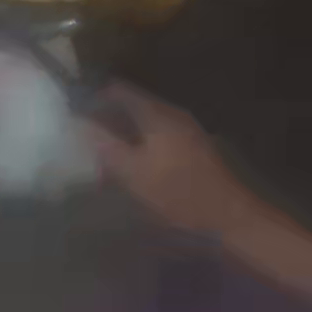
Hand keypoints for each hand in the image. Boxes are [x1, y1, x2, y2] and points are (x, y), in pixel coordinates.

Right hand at [84, 87, 260, 236]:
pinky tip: (130, 164)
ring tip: (103, 153)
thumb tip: (77, 120)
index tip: (75, 111)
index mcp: (157, 113)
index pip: (118, 89)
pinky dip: (138, 142)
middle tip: (85, 135)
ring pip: (143, 121)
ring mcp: (185, 130)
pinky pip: (156, 134)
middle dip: (106, 116)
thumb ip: (103, 143)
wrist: (235, 222)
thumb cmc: (180, 193)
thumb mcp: (133, 171)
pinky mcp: (193, 148)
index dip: (94, 96)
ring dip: (122, 132)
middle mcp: (172, 114)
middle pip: (130, 104)